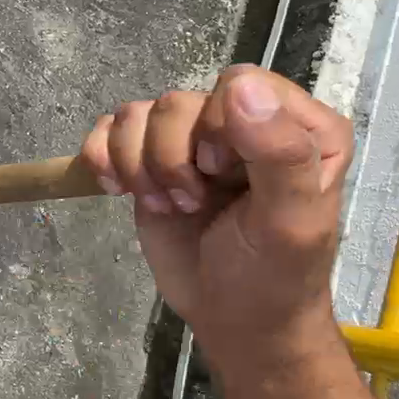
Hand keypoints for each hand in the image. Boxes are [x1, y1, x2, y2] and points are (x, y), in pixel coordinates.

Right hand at [78, 65, 354, 374]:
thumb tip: (241, 88)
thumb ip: (279, 153)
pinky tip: (118, 190)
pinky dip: (101, 159)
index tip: (221, 175)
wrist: (229, 314)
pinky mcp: (144, 155)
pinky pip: (104, 129)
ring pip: (133, 114)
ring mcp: (187, 138)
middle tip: (190, 202)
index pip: (238, 84)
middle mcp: (240, 121)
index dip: (215, 126)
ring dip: (136, 165)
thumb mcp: (291, 222)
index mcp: (297, 127)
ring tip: (164, 204)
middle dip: (168, 157)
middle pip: (175, 102)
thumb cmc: (273, 274)